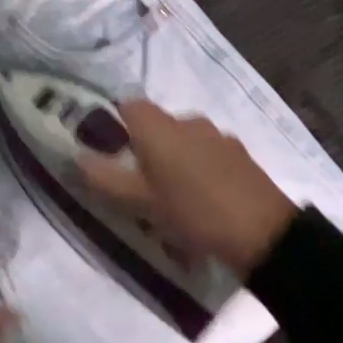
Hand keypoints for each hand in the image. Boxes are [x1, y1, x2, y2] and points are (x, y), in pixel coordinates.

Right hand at [78, 100, 299, 275]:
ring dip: (171, 161)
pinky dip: (196, 171)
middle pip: (155, 126)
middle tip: (135, 186)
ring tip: (169, 200)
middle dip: (143, 150)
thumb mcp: (140, 203)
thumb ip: (104, 177)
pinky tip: (199, 202)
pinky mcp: (240, 155)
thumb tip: (77, 156)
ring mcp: (219, 136)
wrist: (265, 236)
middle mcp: (188, 121)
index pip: (127, 106)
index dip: (113, 126)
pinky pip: (205, 155)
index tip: (108, 155)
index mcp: (160, 126)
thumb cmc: (193, 213)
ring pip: (182, 141)